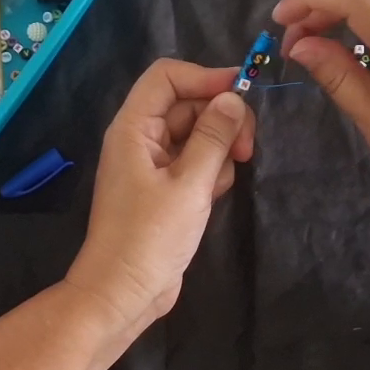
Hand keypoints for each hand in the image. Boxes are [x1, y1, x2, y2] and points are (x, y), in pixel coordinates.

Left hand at [66, 60, 255, 324]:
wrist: (123, 292)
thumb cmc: (150, 236)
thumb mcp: (190, 184)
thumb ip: (213, 136)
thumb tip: (232, 96)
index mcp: (133, 128)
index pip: (167, 77)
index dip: (206, 77)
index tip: (244, 92)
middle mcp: (140, 139)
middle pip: (187, 104)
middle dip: (221, 119)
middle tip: (246, 150)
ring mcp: (151, 165)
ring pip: (196, 135)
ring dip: (218, 151)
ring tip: (220, 184)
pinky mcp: (164, 189)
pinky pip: (194, 163)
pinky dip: (210, 173)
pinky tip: (213, 197)